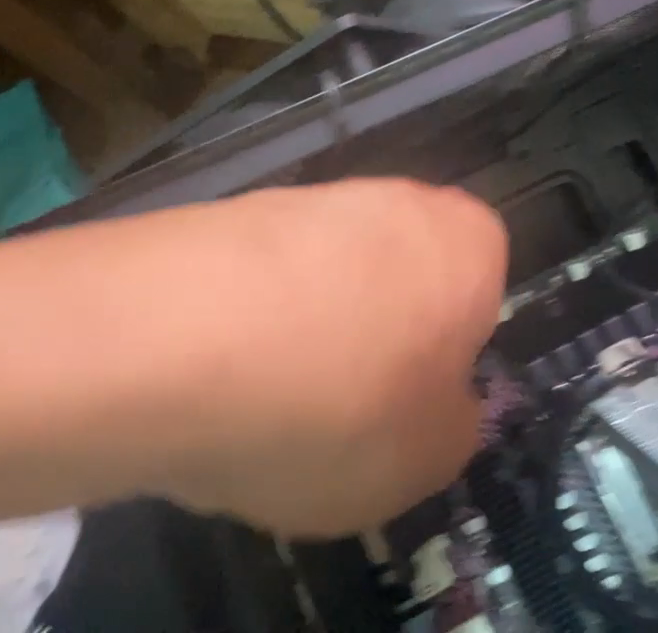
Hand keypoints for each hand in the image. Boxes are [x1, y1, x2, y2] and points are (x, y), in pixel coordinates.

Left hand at [32, 179, 507, 537]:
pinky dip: (248, 321)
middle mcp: (396, 200)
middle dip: (379, 337)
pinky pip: (261, 278)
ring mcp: (309, 197)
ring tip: (262, 401)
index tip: (410, 404)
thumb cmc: (340, 404)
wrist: (175, 341)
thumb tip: (445, 402)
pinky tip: (214, 373)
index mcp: (468, 246)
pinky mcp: (232, 209)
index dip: (446, 357)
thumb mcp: (429, 459)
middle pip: (401, 280)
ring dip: (308, 331)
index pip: (482, 294)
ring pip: (329, 278)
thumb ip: (456, 426)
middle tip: (341, 408)